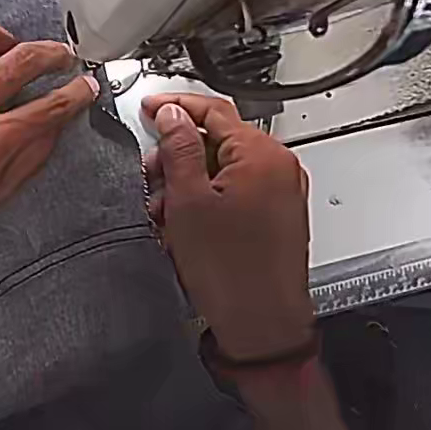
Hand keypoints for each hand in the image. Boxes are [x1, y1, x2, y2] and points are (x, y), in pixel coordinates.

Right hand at [142, 93, 314, 360]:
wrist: (261, 324)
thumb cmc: (232, 272)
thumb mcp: (188, 201)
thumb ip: (178, 148)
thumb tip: (171, 114)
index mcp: (261, 155)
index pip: (213, 110)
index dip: (175, 106)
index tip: (150, 108)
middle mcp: (279, 167)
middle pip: (218, 139)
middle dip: (178, 153)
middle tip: (151, 172)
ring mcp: (280, 191)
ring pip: (222, 166)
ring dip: (188, 179)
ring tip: (164, 208)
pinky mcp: (274, 212)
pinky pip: (234, 189)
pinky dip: (206, 196)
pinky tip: (183, 220)